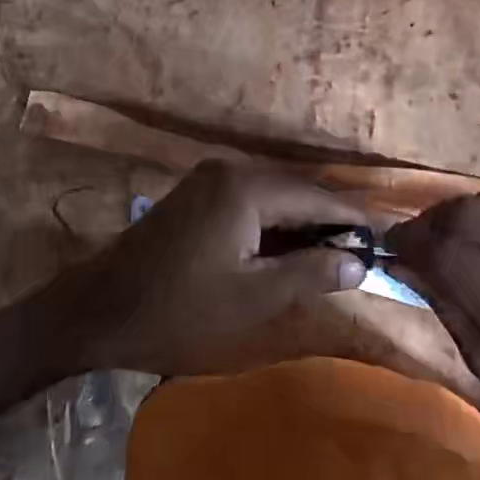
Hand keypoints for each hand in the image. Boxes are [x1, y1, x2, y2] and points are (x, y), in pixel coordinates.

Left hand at [46, 161, 369, 374]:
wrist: (94, 311)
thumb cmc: (177, 311)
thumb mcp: (252, 300)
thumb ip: (310, 274)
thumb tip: (360, 261)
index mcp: (247, 188)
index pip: (319, 197)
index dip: (355, 221)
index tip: (385, 244)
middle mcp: (232, 169)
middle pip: (299, 191)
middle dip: (331, 223)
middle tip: (361, 258)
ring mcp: (211, 178)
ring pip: (277, 196)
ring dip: (303, 224)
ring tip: (331, 259)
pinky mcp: (198, 193)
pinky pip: (252, 201)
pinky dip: (275, 224)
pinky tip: (286, 252)